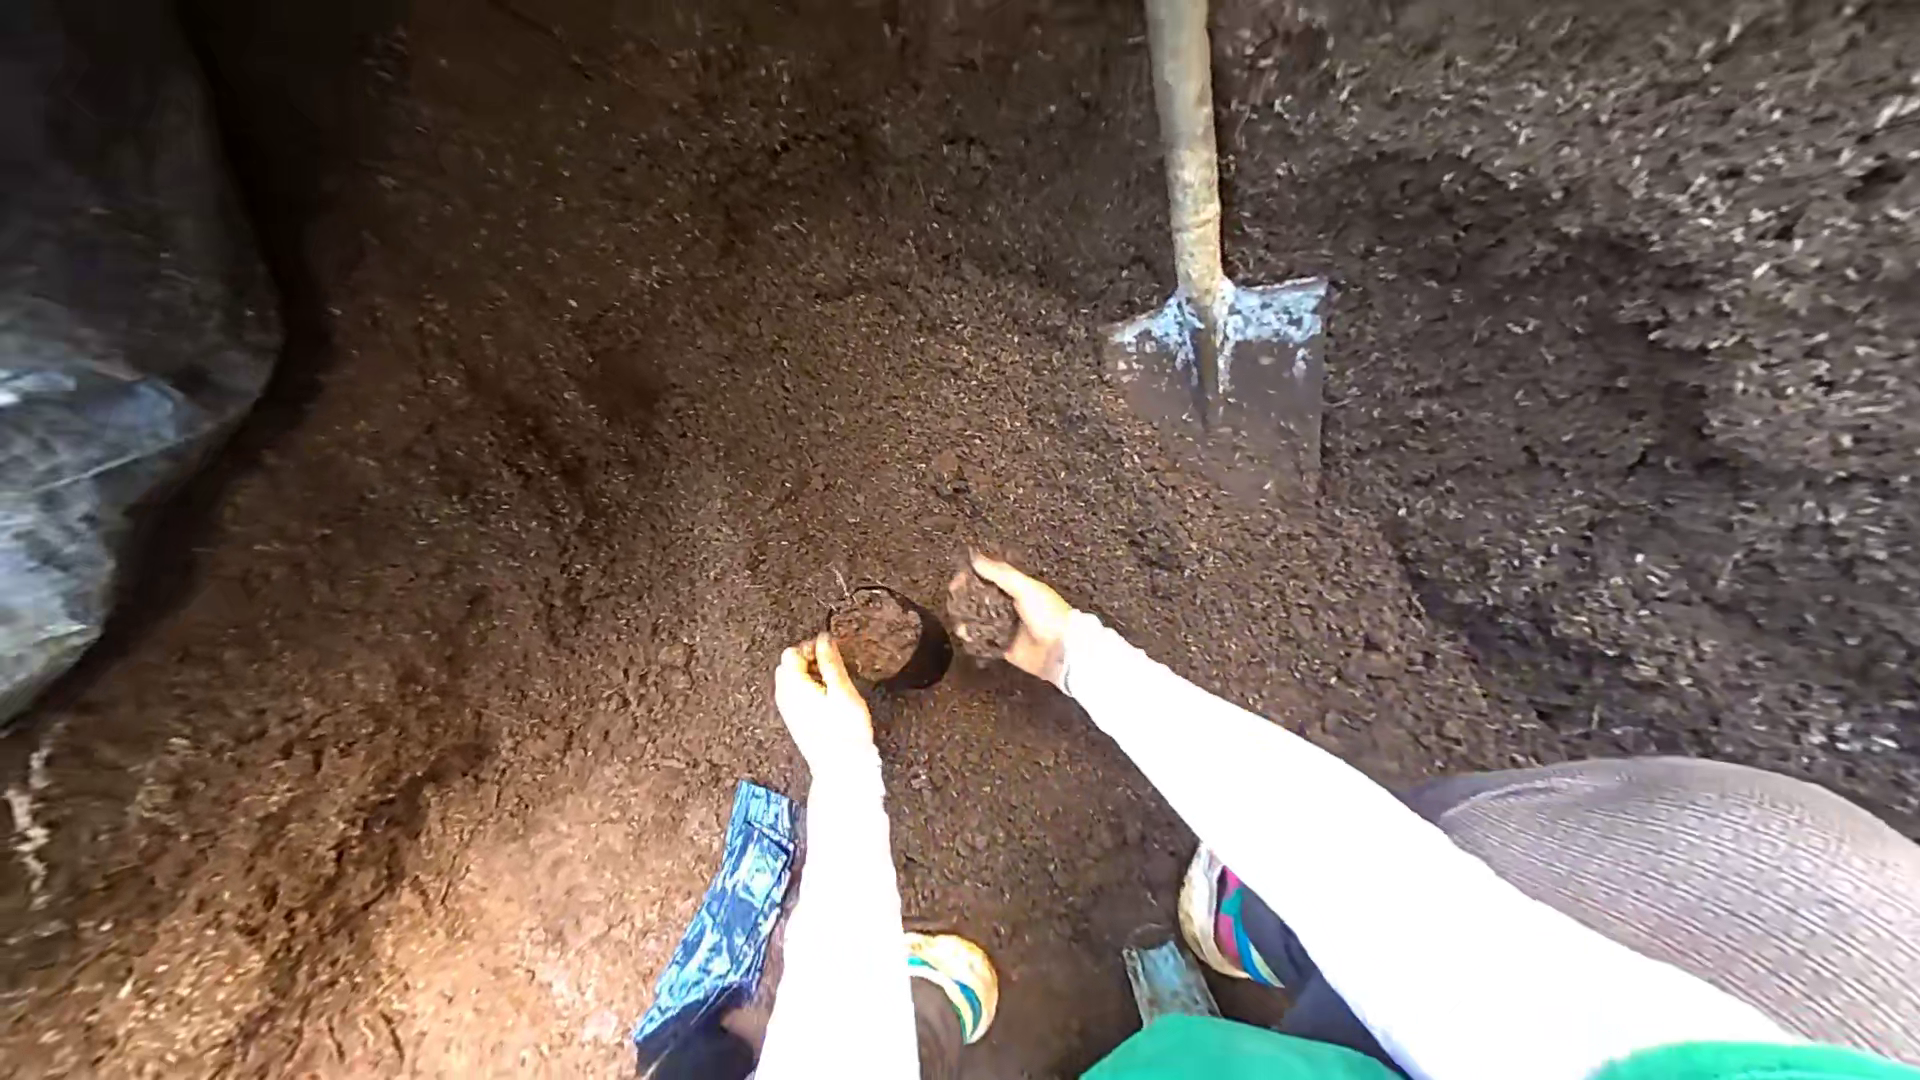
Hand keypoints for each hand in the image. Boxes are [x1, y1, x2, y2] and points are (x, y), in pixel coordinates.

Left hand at [774, 632, 875, 775]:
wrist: (840, 768)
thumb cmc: (845, 730)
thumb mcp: (842, 690)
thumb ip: (830, 661)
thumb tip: (823, 638)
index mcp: (792, 686)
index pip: (792, 652)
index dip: (812, 648)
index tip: (833, 654)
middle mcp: (784, 695)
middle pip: (788, 663)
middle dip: (809, 659)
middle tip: (834, 668)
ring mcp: (787, 708)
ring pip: (791, 677)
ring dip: (810, 672)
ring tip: (833, 682)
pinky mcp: (794, 717)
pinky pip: (795, 692)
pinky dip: (808, 686)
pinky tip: (827, 696)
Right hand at [969, 554, 1075, 687]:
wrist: (1061, 650)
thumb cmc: (1049, 615)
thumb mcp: (1025, 587)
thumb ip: (1001, 572)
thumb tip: (976, 557)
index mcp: (1019, 589)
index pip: (991, 577)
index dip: (973, 575)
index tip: (958, 577)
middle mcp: (1010, 606)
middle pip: (981, 598)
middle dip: (965, 597)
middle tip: (953, 596)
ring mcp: (1006, 627)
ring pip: (979, 619)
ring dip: (966, 617)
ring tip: (957, 617)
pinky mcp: (1004, 646)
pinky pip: (983, 641)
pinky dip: (973, 638)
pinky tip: (965, 634)